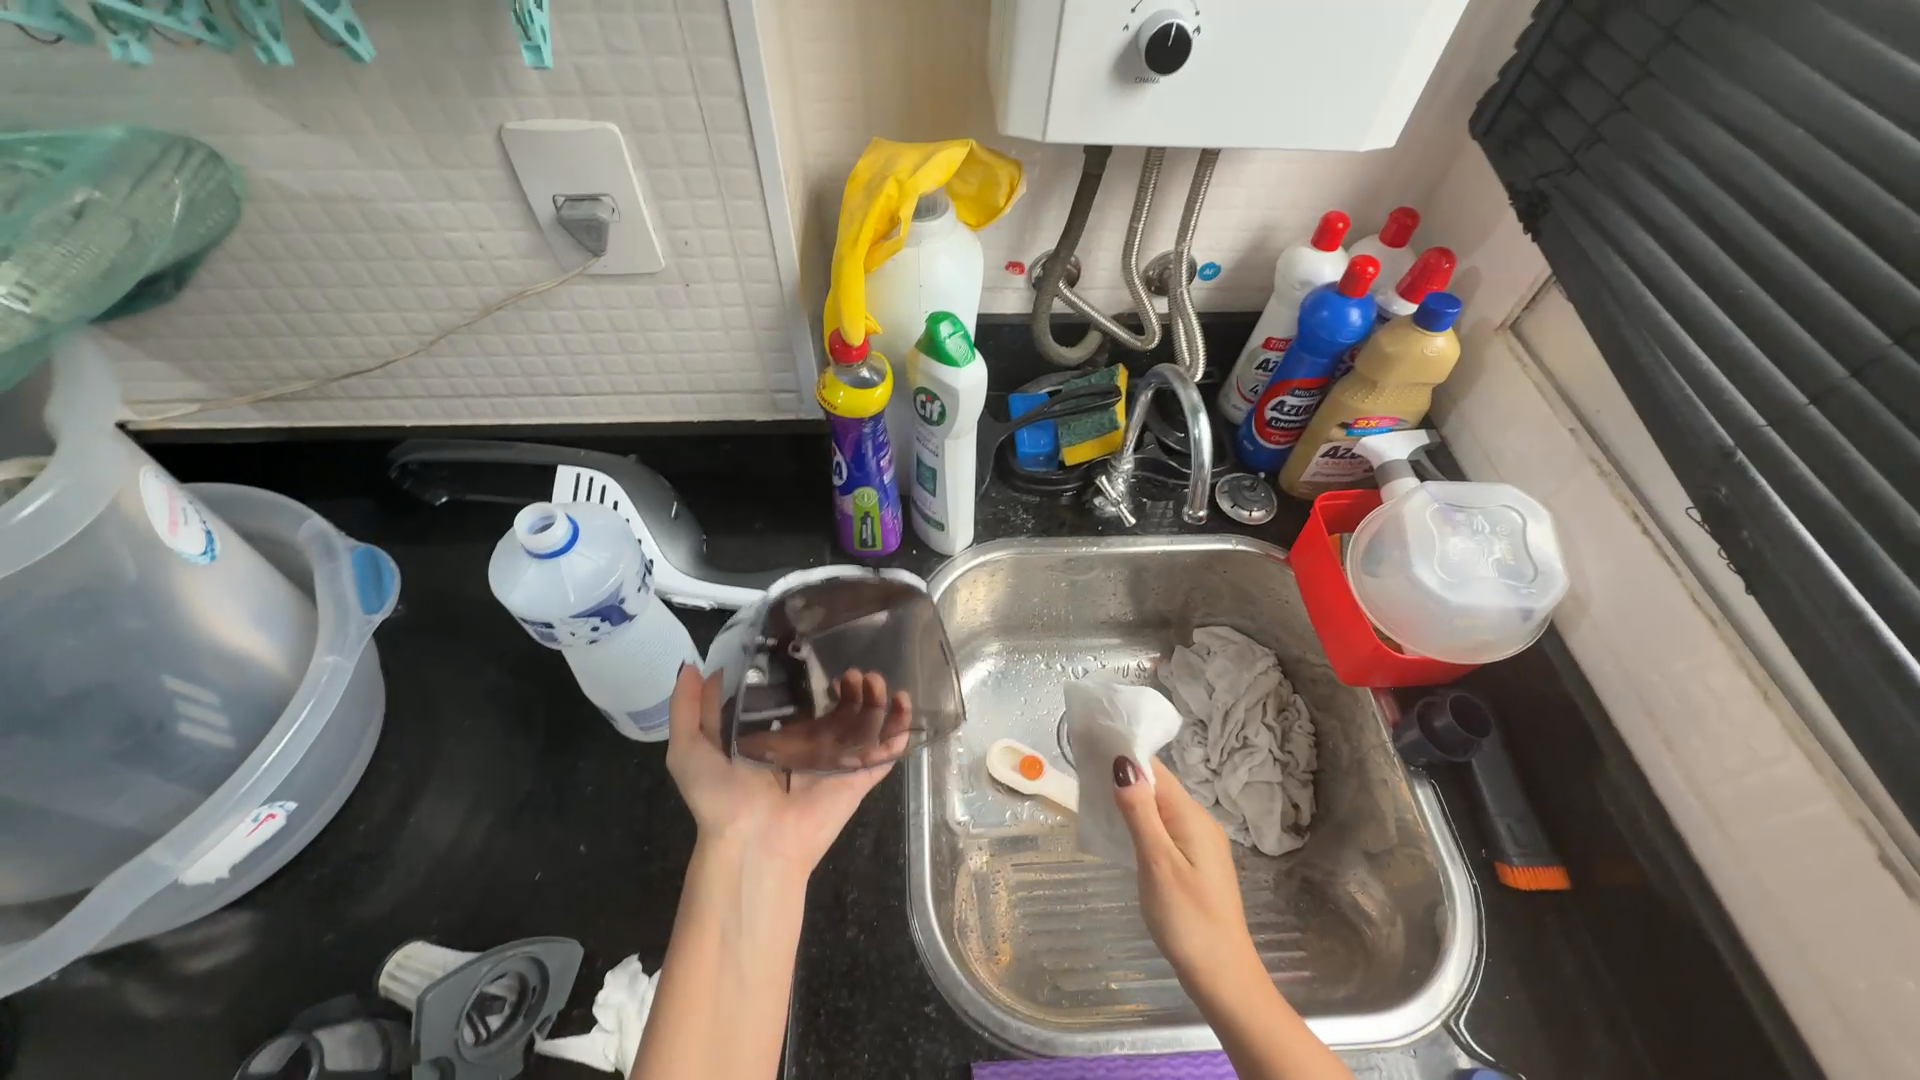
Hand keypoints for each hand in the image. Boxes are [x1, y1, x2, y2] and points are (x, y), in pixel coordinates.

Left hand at [665, 664, 902, 877]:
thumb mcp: (687, 748)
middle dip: (852, 685)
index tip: (818, 648)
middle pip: (840, 708)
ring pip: (866, 723)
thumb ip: (687, 708)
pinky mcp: (857, 778)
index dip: (812, 675)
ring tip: (874, 679)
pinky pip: (885, 752)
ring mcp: (836, 762)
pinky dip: (900, 728)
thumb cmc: (720, 796)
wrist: (751, 842)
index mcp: (776, 739)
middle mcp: (810, 748)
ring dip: (875, 698)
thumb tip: (693, 666)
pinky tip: (903, 701)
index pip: (800, 700)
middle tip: (852, 670)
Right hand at [1112, 756, 1262, 986]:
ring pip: (1161, 809)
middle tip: (1084, 771)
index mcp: (1191, 816)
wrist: (1223, 975)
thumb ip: (1139, 813)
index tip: (1091, 745)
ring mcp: (1201, 844)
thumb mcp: (1156, 863)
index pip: (1155, 770)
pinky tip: (1124, 834)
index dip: (1125, 755)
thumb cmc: (1187, 918)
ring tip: (1095, 798)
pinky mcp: (1197, 864)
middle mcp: (1200, 822)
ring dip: (1132, 801)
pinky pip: (1166, 829)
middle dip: (1124, 776)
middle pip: (1158, 787)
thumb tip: (1122, 763)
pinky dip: (1143, 823)